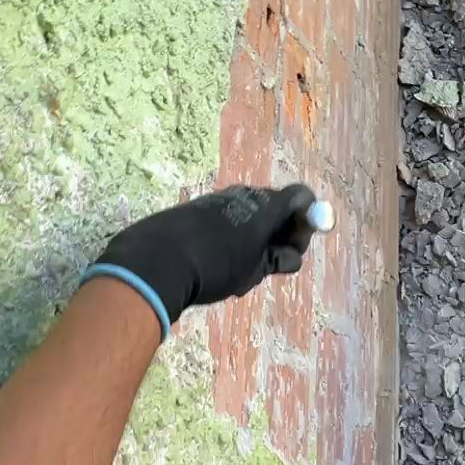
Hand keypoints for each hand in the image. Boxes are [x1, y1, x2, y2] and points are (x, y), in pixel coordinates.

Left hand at [86, 185, 317, 334]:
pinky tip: (219, 260)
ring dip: (257, 235)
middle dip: (282, 231)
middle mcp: (246, 194)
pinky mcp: (201, 207)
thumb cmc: (215, 266)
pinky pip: (230, 217)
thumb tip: (293, 256)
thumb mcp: (254, 270)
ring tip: (242, 266)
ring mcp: (221, 198)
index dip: (307, 221)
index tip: (295, 247)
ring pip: (252, 213)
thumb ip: (278, 260)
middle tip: (273, 261)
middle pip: (278, 205)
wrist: (157, 259)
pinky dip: (235, 234)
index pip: (302, 197)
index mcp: (266, 205)